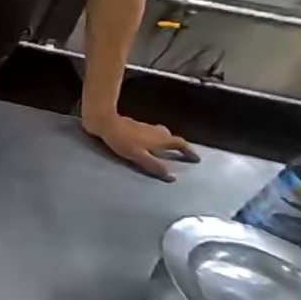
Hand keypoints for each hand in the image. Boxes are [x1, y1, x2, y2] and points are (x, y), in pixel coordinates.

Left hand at [82, 112, 199, 181]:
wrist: (104, 121)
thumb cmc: (122, 140)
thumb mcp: (138, 156)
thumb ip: (154, 166)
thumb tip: (172, 177)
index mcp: (160, 138)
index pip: (180, 144)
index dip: (189, 151)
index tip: (196, 158)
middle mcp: (155, 131)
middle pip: (172, 138)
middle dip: (179, 146)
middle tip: (182, 154)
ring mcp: (144, 127)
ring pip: (161, 134)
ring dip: (166, 141)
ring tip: (165, 150)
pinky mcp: (133, 126)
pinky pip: (150, 133)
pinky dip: (154, 139)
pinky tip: (146, 143)